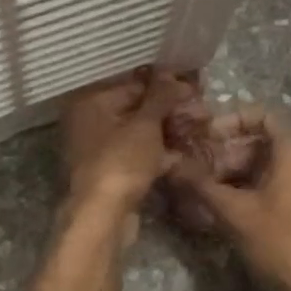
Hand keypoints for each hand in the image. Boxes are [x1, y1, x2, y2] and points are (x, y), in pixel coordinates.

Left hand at [59, 69, 191, 212]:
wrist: (102, 216)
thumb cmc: (121, 161)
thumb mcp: (145, 124)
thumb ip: (160, 97)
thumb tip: (171, 74)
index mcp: (91, 103)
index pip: (133, 85)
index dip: (165, 86)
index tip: (194, 90)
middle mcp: (89, 122)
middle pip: (135, 109)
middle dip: (168, 111)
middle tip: (201, 112)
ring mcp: (98, 150)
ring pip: (138, 134)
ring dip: (167, 133)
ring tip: (198, 130)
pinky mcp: (109, 173)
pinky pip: (136, 156)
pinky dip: (157, 155)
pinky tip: (183, 155)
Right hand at [169, 107, 290, 290]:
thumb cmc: (283, 242)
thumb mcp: (235, 212)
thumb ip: (200, 185)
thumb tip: (167, 161)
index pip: (265, 115)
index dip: (233, 119)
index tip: (206, 135)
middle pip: (264, 143)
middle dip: (227, 153)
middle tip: (198, 170)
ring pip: (267, 170)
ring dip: (234, 176)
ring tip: (205, 194)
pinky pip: (275, 190)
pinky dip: (249, 193)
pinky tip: (226, 214)